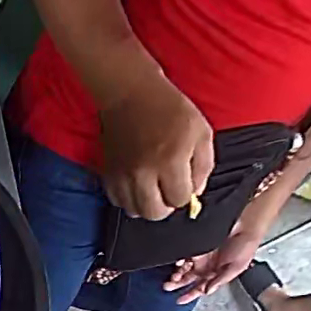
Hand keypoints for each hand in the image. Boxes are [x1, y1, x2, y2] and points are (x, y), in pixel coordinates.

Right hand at [96, 71, 213, 220]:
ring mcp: (122, 176)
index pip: (178, 199)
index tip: (185, 184)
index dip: (185, 195)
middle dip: (165, 207)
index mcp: (171, 160)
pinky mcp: (107, 175)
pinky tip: (136, 186)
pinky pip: (117, 201)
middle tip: (168, 193)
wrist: (131, 97)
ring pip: (133, 211)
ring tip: (152, 190)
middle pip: (153, 213)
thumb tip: (194, 193)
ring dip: (145, 204)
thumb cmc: (171, 110)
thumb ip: (203, 166)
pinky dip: (128, 199)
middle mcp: (144, 173)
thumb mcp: (201, 132)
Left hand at [163, 227, 258, 304]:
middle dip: (177, 284)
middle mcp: (206, 267)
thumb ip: (222, 279)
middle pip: (187, 279)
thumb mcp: (237, 266)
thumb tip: (208, 291)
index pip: (200, 288)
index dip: (189, 295)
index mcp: (216, 275)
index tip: (179, 301)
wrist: (246, 227)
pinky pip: (184, 256)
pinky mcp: (196, 248)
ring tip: (174, 277)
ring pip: (183, 269)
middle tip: (168, 286)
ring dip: (176, 274)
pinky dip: (180, 261)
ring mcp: (200, 258)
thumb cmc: (246, 246)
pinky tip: (179, 263)